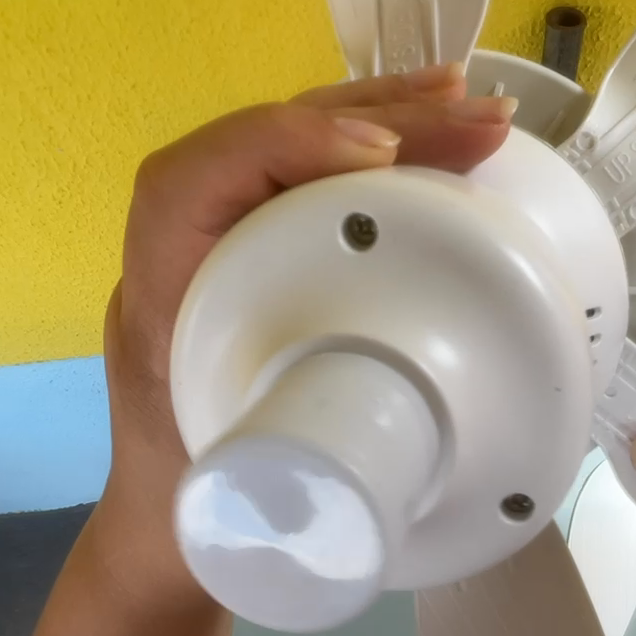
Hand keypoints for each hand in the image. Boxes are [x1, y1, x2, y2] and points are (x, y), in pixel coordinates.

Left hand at [0, 69, 517, 635]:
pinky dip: (377, 150)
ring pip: (290, 150)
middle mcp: (183, 263)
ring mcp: (219, 254)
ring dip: (383, 116)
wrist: (166, 529)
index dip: (276, 150)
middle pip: (257, 146)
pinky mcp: (257, 257)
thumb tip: (415, 432)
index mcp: (162, 309)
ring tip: (468, 106)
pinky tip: (434, 144)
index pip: (185, 188)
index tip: (378, 162)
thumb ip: (306, 469)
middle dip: (371, 119)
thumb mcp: (246, 500)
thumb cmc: (198, 523)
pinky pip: (310, 181)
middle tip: (473, 121)